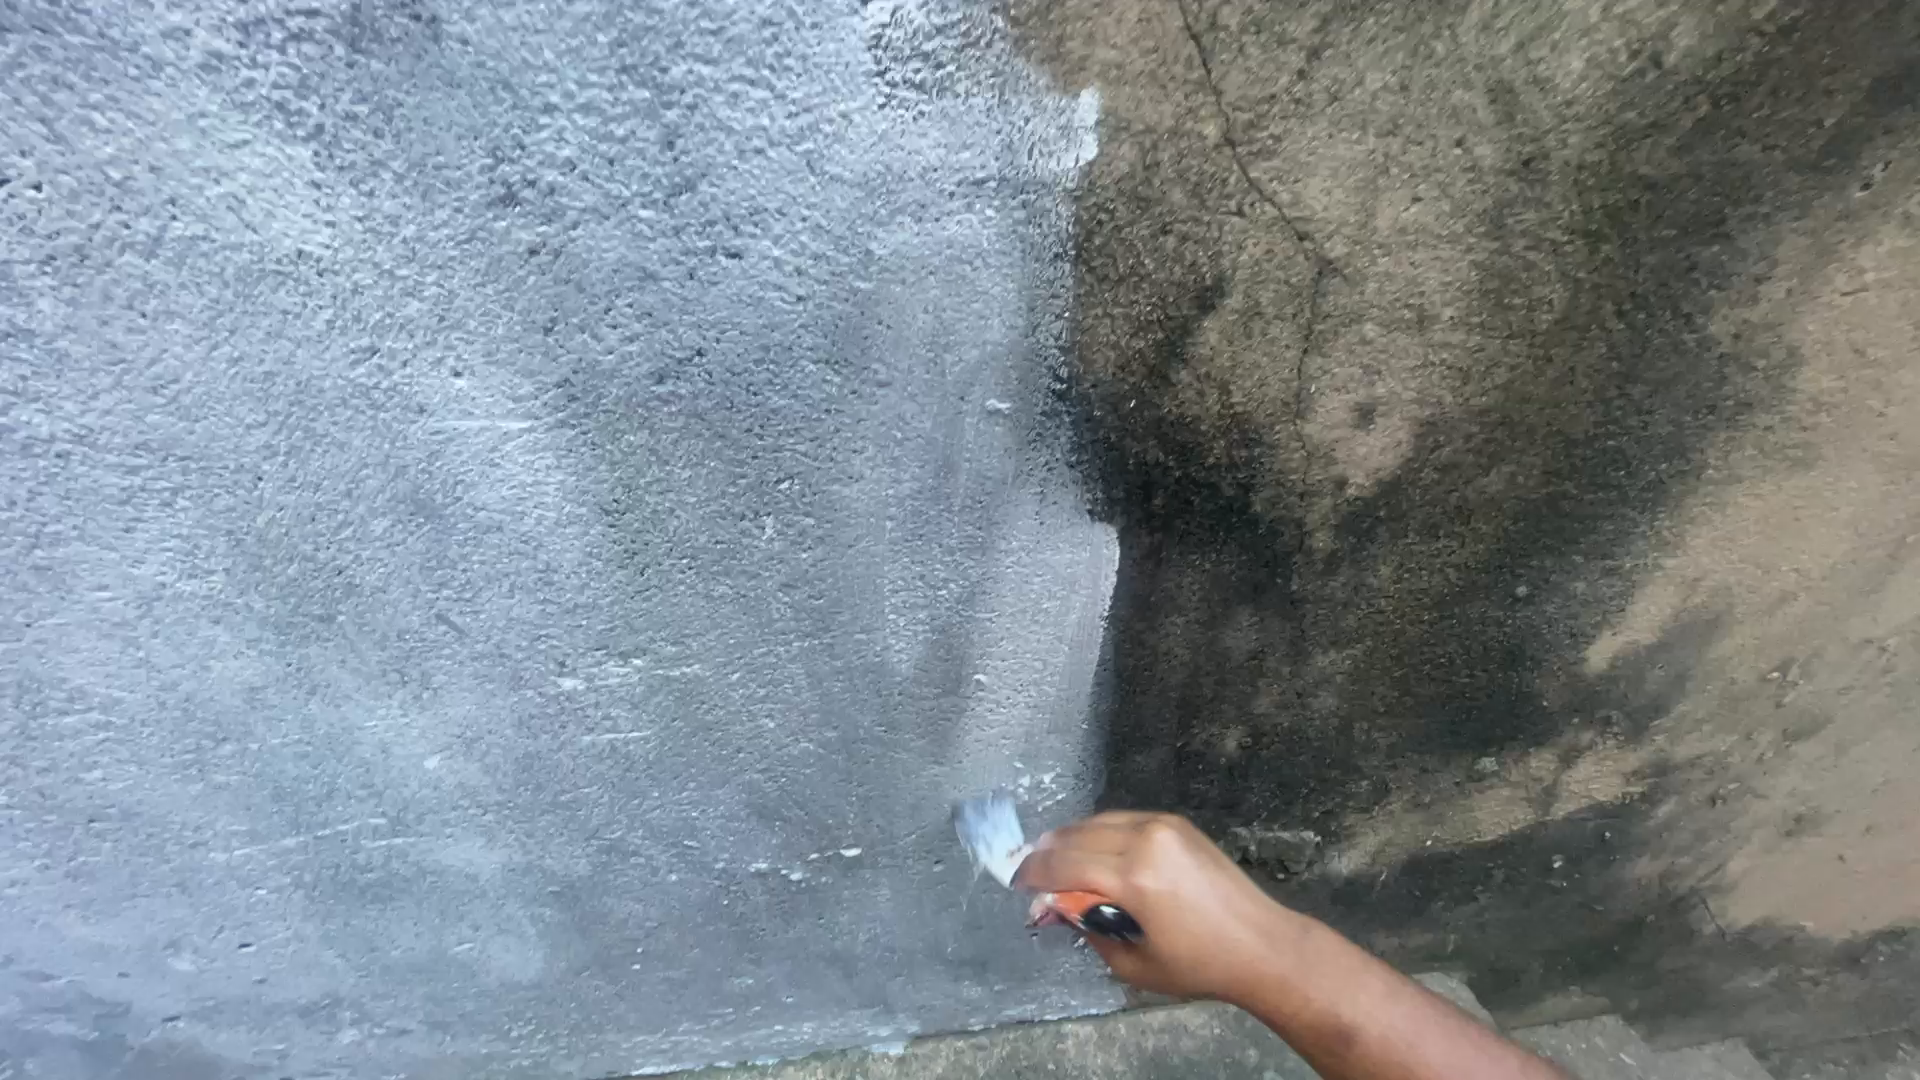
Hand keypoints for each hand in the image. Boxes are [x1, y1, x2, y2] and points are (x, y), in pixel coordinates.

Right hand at [1012, 811, 1304, 1002]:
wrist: (1260, 943)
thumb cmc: (1198, 965)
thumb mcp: (1132, 962)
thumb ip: (1087, 928)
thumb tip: (1052, 907)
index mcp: (1134, 877)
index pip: (1065, 864)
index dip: (1034, 872)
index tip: (1016, 881)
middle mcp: (1144, 839)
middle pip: (1075, 836)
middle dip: (1046, 853)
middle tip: (1029, 870)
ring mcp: (1160, 824)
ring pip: (1096, 821)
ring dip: (1070, 838)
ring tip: (1054, 857)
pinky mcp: (1173, 820)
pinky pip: (1121, 819)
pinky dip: (1098, 831)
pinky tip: (1091, 848)